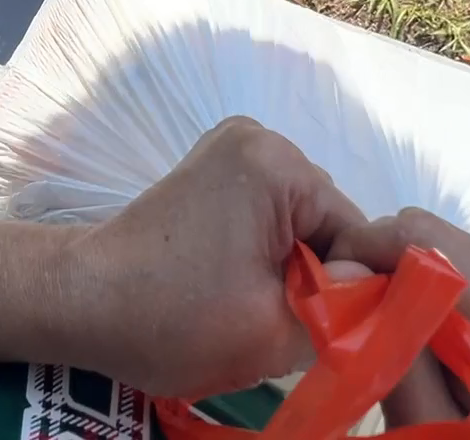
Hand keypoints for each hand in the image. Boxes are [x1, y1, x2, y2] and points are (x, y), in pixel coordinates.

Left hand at [65, 117, 367, 398]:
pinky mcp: (211, 166)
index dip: (355, 292)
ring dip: (293, 264)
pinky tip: (240, 278)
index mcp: (276, 163)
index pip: (357, 233)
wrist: (85, 296)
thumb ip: (347, 311)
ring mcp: (229, 146)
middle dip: (321, 274)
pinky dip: (266, 246)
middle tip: (287, 322)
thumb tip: (384, 291)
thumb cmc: (175, 315)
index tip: (333, 333)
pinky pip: (268, 208)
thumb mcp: (276, 332)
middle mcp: (257, 137)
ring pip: (298, 219)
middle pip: (326, 220)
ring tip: (257, 301)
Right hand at [328, 208, 469, 439]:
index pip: (430, 245)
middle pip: (438, 236)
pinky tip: (438, 328)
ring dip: (412, 271)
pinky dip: (439, 281)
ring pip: (451, 241)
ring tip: (403, 325)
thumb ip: (391, 352)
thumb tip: (344, 272)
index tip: (334, 276)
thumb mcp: (430, 430)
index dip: (367, 246)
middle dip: (385, 260)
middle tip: (362, 307)